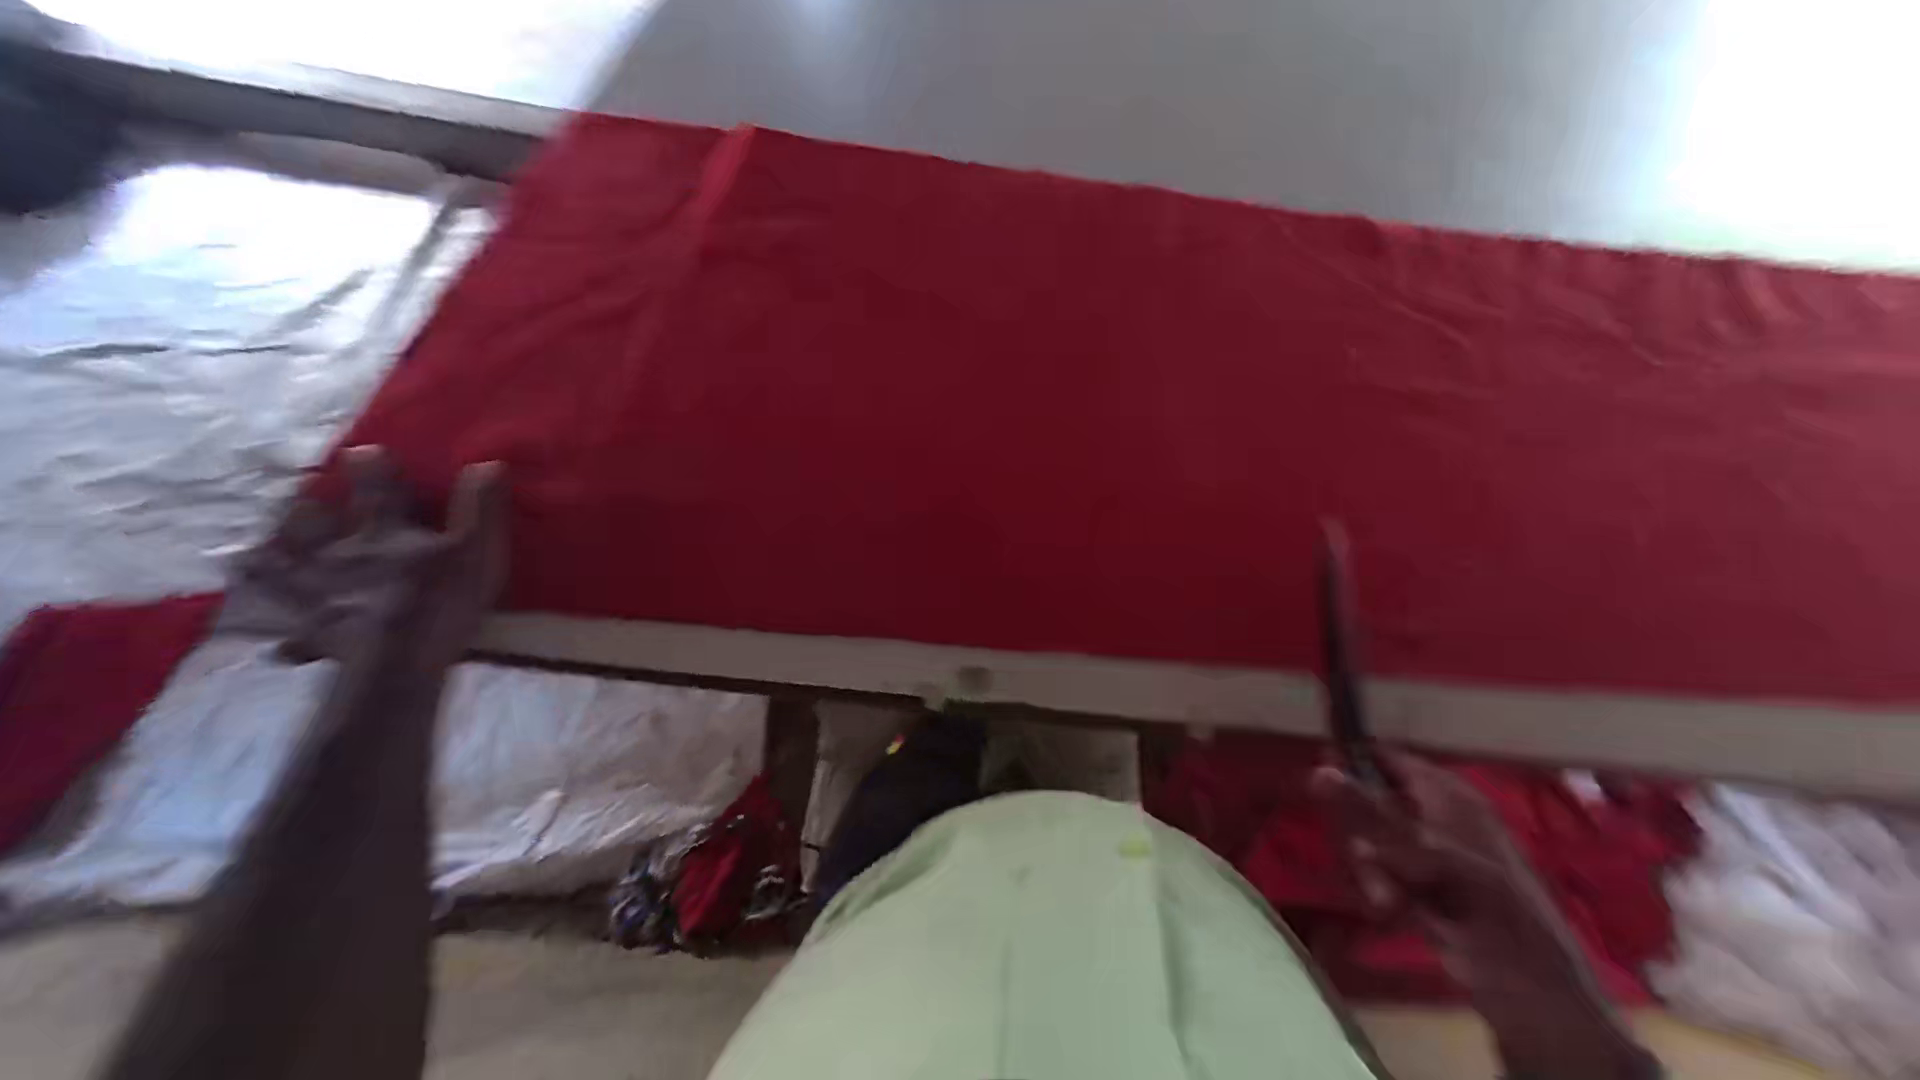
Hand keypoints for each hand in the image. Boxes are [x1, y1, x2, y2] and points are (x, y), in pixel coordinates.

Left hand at [219, 446, 507, 670]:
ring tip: (267, 544)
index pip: (378, 490)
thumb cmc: (443, 603)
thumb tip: (486, 462)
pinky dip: (262, 609)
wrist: (392, 664)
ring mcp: (311, 588)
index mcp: (384, 531)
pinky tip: (257, 609)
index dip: (372, 469)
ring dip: (276, 546)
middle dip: (311, 505)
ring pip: (282, 558)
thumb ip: (481, 509)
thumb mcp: (478, 552)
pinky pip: (273, 614)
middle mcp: (338, 550)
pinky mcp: (301, 626)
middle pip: (314, 520)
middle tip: (307, 494)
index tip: (361, 451)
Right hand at [1312, 753, 1657, 1079]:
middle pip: (1372, 800)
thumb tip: (1318, 769)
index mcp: (1450, 796)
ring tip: (1386, 902)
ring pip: (1374, 839)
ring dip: (1371, 869)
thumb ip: (1371, 815)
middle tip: (1359, 856)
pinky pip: (1385, 869)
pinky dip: (1382, 886)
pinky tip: (1391, 909)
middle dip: (1359, 832)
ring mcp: (1436, 852)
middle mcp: (1440, 815)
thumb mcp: (1426, 861)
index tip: (1316, 774)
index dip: (1351, 759)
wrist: (1540, 1003)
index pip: (1387, 757)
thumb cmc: (1489, 919)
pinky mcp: (1432, 886)